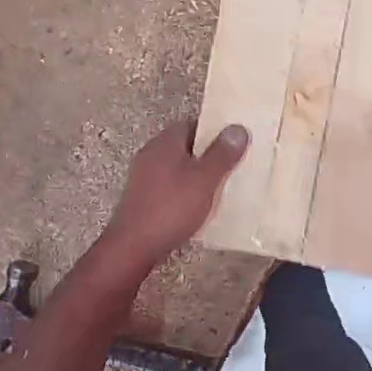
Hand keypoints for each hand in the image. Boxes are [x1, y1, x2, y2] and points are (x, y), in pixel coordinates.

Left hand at [104, 122, 248, 264]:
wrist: (134, 246)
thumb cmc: (172, 208)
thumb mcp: (205, 179)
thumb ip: (222, 154)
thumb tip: (237, 128)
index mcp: (165, 143)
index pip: (191, 124)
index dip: (213, 131)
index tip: (234, 143)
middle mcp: (150, 154)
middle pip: (184, 146)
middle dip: (207, 154)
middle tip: (232, 165)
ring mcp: (144, 177)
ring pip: (177, 167)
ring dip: (197, 174)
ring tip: (220, 187)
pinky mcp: (142, 198)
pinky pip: (170, 185)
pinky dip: (185, 191)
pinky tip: (198, 206)